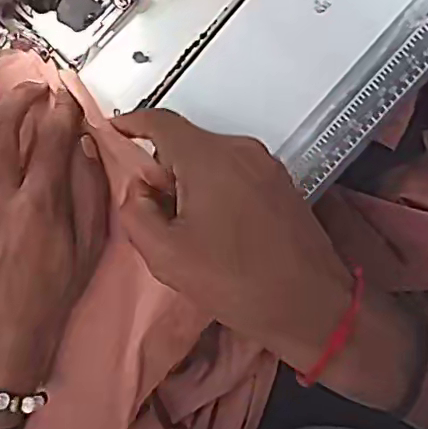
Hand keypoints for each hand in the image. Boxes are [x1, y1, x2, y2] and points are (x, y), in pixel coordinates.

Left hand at [0, 83, 108, 405]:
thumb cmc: (56, 287)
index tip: (68, 99)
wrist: (11, 325)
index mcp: (39, 205)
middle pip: (1, 130)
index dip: (62, 111)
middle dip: (19, 99)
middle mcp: (0, 199)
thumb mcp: (91, 243)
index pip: (51, 139)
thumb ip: (91, 190)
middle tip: (34, 90)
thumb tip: (84, 145)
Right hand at [113, 109, 355, 363]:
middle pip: (185, 141)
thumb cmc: (240, 282)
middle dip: (160, 167)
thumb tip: (138, 191)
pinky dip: (213, 187)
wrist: (313, 307)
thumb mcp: (166, 255)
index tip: (114, 131)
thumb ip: (135, 212)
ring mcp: (265, 165)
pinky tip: (214, 229)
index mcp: (209, 158)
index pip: (160, 121)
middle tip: (150, 208)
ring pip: (209, 157)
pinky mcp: (279, 183)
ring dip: (188, 180)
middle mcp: (240, 150)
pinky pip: (233, 171)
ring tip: (185, 228)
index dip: (130, 123)